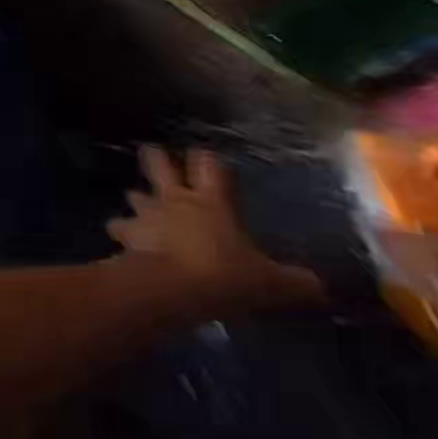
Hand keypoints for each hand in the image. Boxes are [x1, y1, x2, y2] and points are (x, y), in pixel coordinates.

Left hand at [108, 145, 322, 306]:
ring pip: (134, 193)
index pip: (209, 166)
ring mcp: (146, 212)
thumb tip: (320, 286)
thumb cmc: (226, 275)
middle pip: (158, 163)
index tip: (205, 155)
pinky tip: (120, 236)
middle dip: (155, 156)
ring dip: (136, 198)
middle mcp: (174, 199)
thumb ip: (296, 282)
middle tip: (152, 152)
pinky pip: (117, 225)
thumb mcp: (272, 283)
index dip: (207, 158)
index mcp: (211, 201)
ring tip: (137, 203)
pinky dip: (119, 229)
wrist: (174, 285)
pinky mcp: (126, 231)